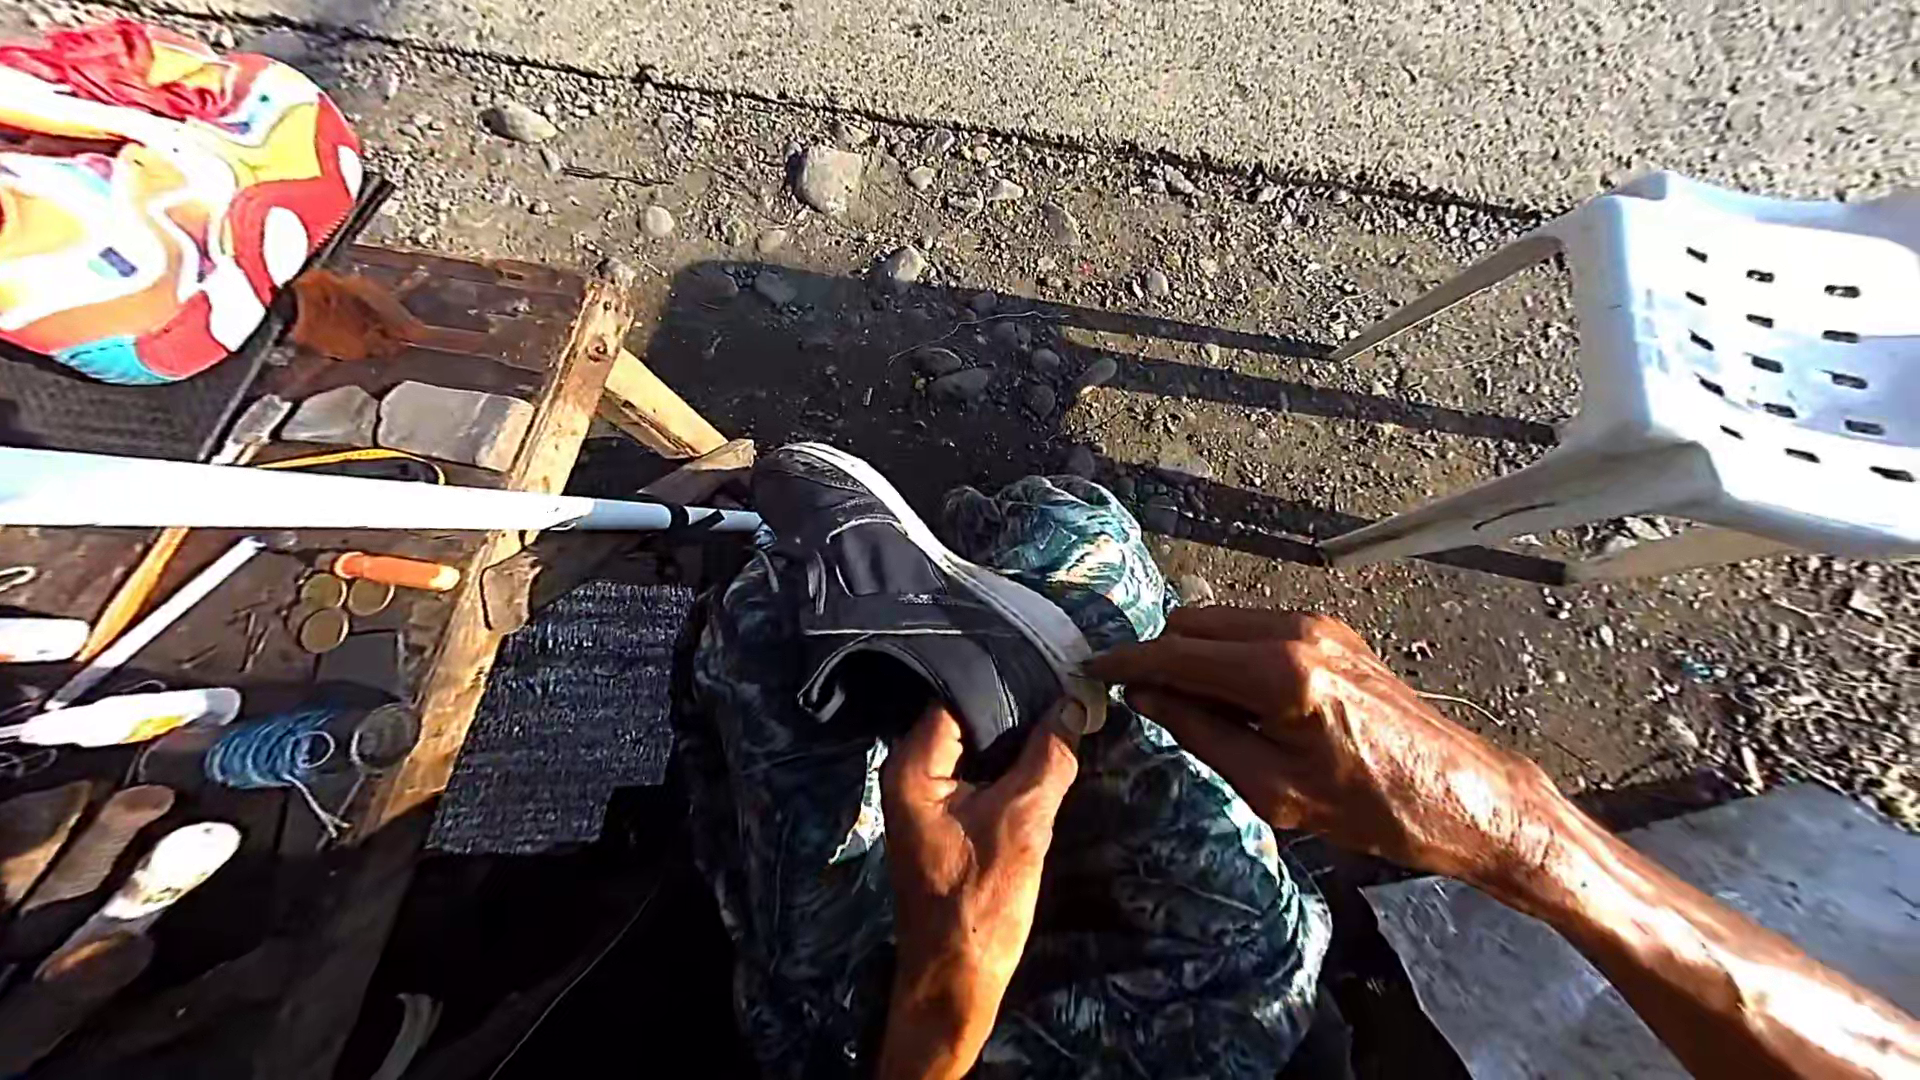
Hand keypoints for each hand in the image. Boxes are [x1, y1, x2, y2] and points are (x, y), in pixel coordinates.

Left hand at [877, 701, 1080, 1079]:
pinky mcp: (938, 809)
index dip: (1002, 682)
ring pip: (969, 740)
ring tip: (1052, 706)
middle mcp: (908, 768)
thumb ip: (1049, 756)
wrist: (955, 979)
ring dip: (1008, 732)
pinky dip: (1000, 756)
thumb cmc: (981, 902)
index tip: (1044, 666)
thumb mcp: (1024, 822)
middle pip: (961, 715)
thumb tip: (1074, 702)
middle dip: (1009, 703)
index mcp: (913, 763)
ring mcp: (921, 790)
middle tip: (1055, 682)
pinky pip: (970, 765)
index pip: (957, 696)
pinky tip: (1035, 747)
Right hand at [1085, 606, 1570, 901]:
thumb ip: (1197, 732)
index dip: (1127, 662)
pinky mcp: (1327, 627)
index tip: (1094, 668)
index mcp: (1278, 674)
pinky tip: (1239, 692)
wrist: (1468, 794)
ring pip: (1217, 619)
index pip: (1175, 655)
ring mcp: (1313, 623)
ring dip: (1192, 653)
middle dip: (1160, 657)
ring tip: (1200, 703)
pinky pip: (1249, 625)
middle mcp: (1292, 631)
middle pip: (1189, 623)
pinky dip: (1225, 650)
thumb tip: (1145, 697)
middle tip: (1152, 701)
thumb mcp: (1270, 786)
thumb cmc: (1371, 808)